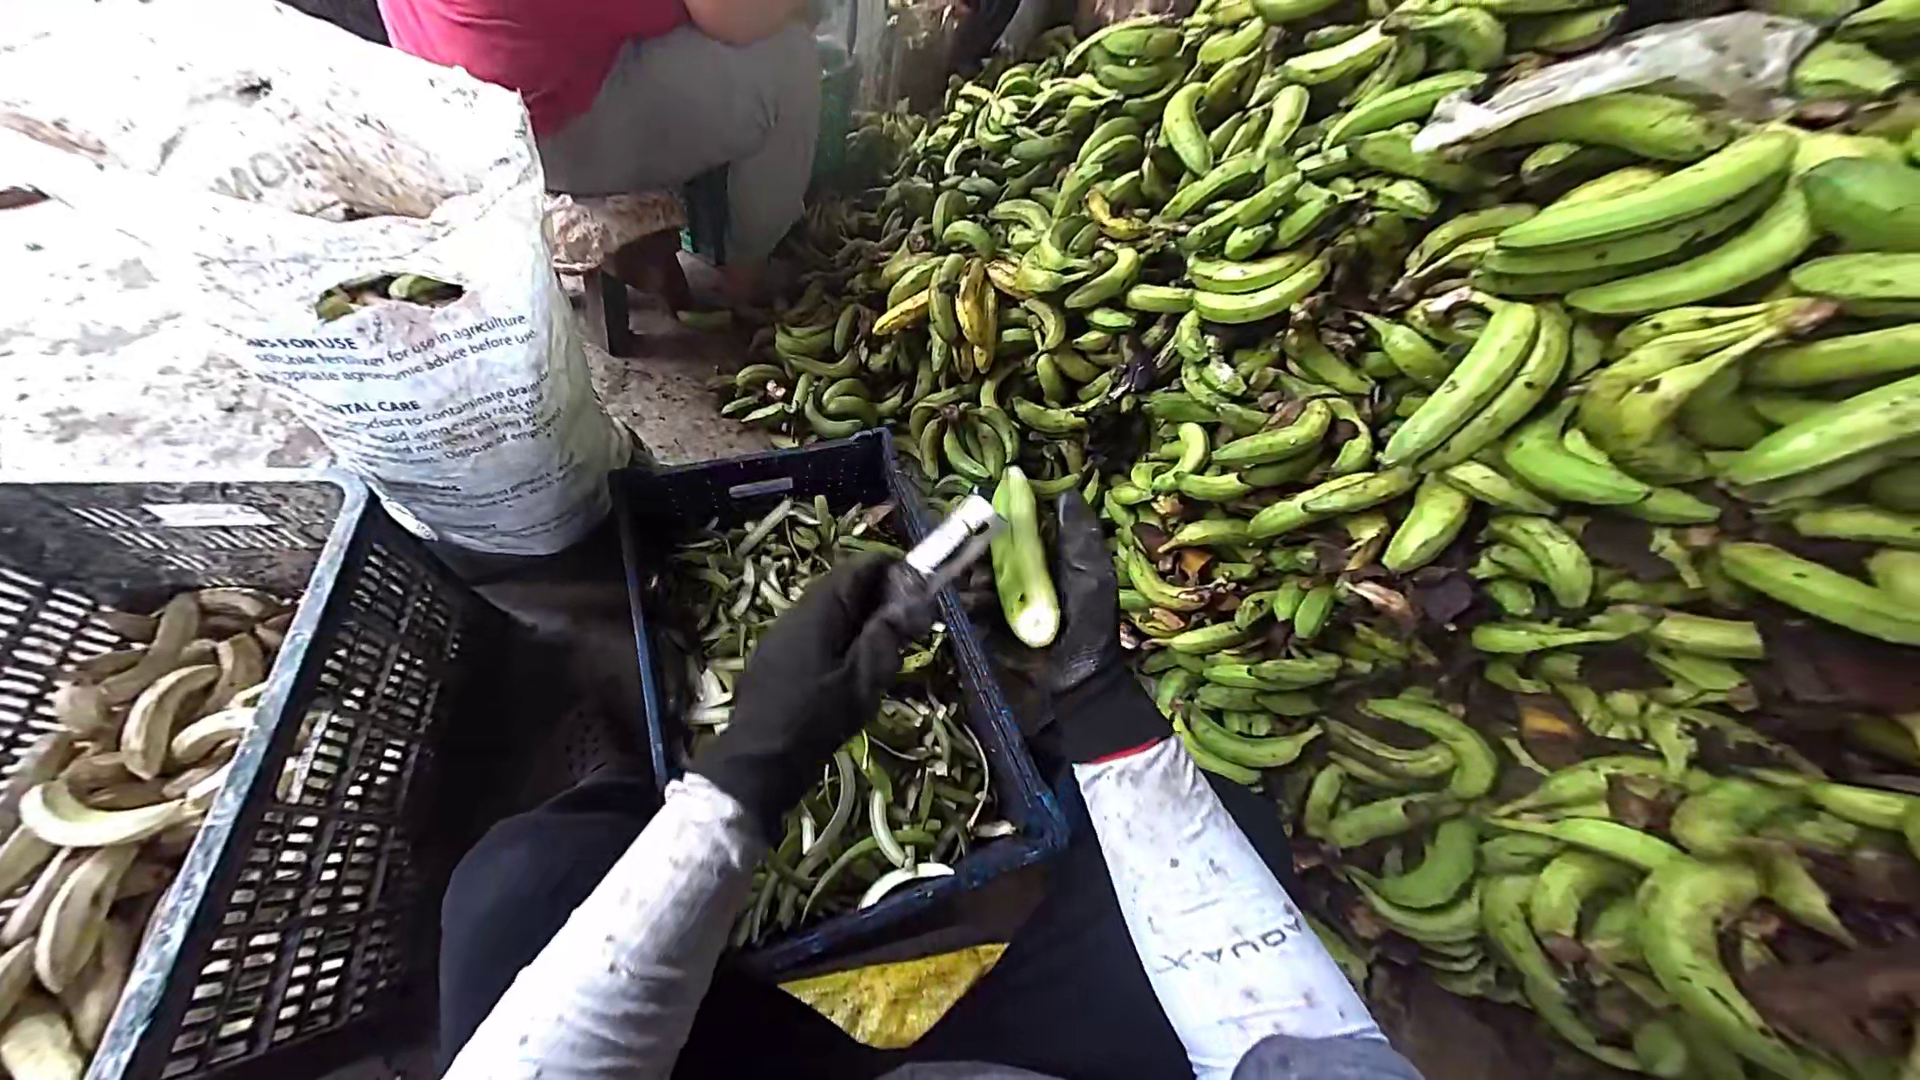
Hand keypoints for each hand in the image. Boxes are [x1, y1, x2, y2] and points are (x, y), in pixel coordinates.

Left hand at [693, 554, 928, 839]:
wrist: (760, 760)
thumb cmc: (817, 717)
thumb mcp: (863, 678)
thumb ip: (886, 635)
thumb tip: (912, 600)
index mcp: (820, 608)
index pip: (861, 567)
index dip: (894, 570)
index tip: (921, 587)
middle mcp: (798, 610)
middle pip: (846, 585)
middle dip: (882, 595)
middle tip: (911, 619)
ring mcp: (784, 632)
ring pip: (832, 609)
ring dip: (863, 616)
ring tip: (890, 642)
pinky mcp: (778, 654)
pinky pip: (818, 629)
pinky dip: (844, 634)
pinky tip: (856, 662)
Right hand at [975, 489, 1167, 763]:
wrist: (1069, 696)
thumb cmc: (1087, 633)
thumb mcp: (1092, 580)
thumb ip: (1079, 538)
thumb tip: (1064, 492)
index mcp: (1044, 564)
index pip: (1018, 529)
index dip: (1005, 514)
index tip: (993, 502)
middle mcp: (1015, 580)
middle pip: (986, 549)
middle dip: (980, 544)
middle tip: (978, 544)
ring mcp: (991, 604)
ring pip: (967, 575)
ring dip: (970, 573)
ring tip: (979, 583)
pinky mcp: (972, 627)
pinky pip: (956, 604)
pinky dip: (958, 598)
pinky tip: (967, 601)